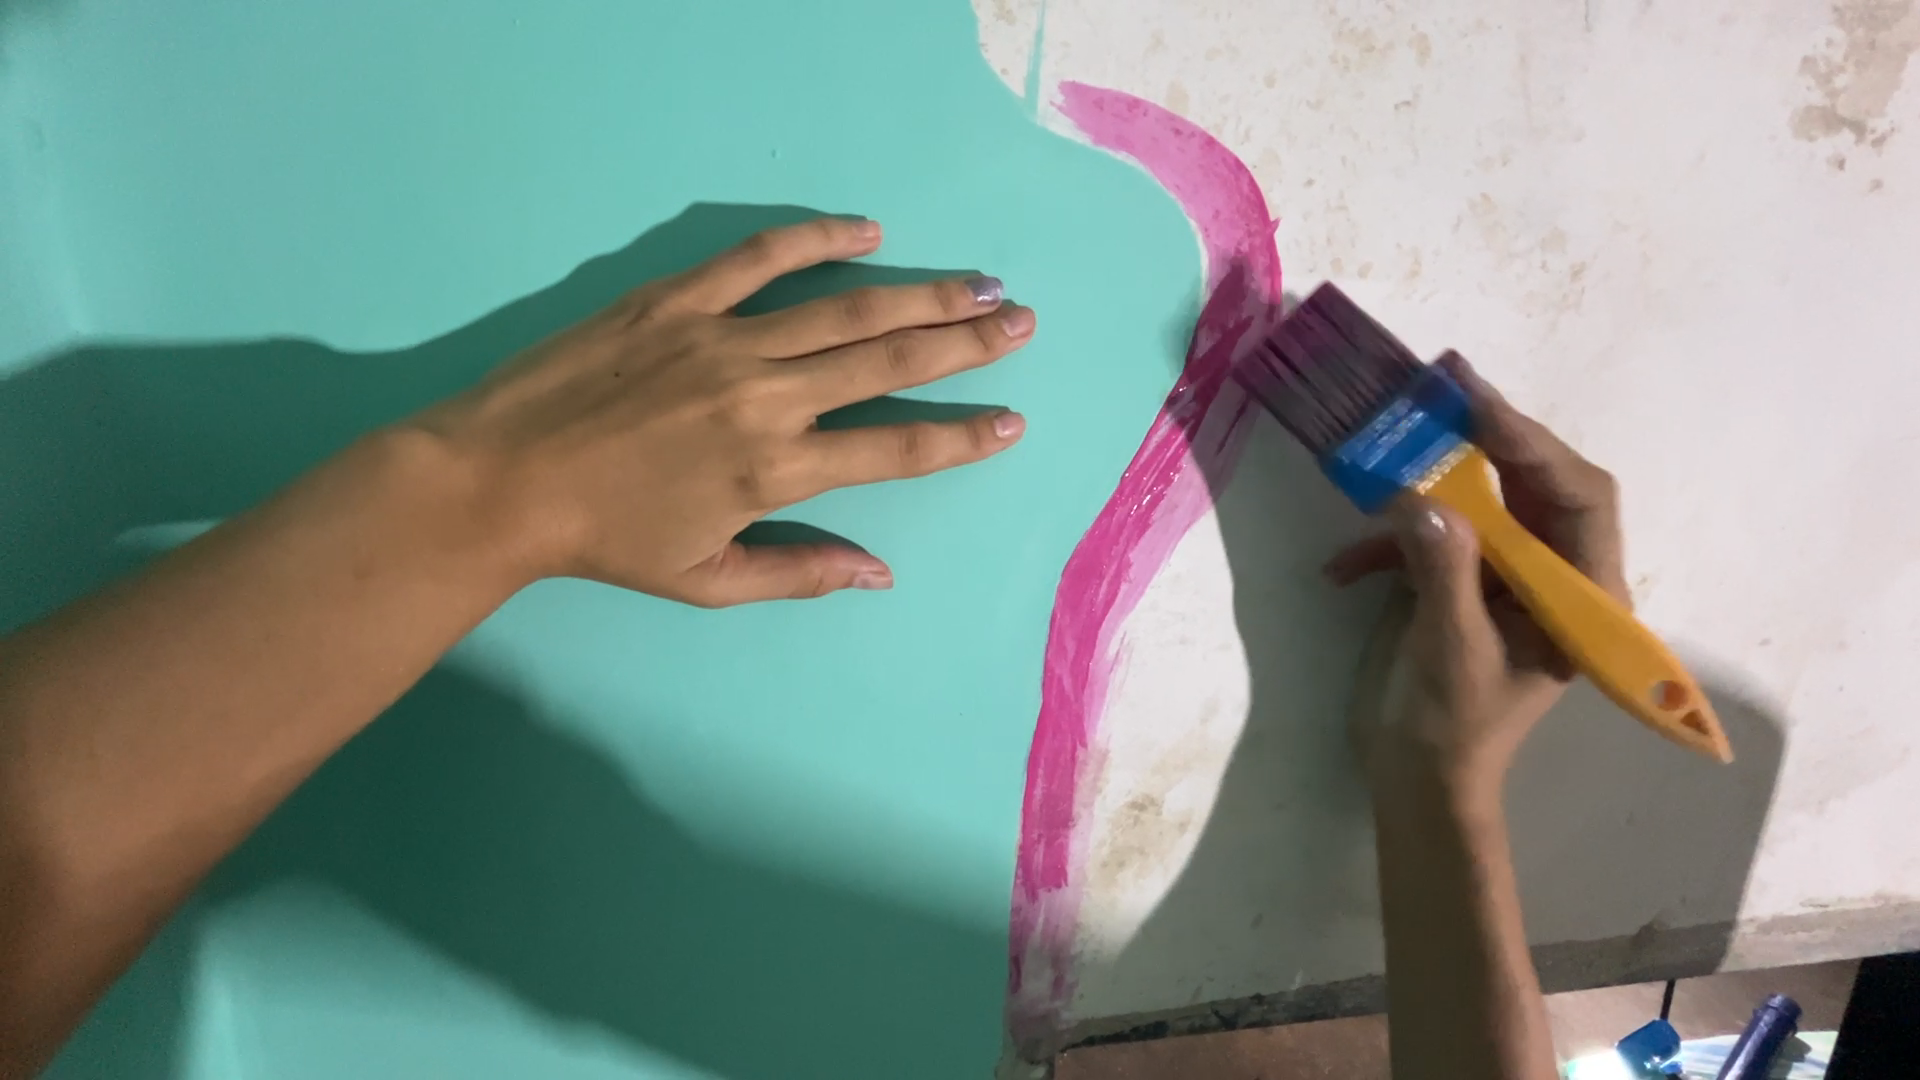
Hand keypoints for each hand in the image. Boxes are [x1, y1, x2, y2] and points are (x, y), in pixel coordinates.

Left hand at [409, 216, 1033, 606]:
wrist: (498, 481)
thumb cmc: (609, 541)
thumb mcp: (708, 581)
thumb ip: (801, 573)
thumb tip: (881, 575)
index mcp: (778, 471)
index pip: (897, 448)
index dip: (962, 437)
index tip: (1011, 421)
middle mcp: (768, 398)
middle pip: (890, 362)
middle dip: (966, 343)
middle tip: (1020, 323)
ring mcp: (725, 340)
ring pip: (845, 309)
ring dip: (921, 295)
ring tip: (978, 284)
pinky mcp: (679, 300)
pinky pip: (762, 258)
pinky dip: (817, 239)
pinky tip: (867, 231)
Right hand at [1328, 354, 1624, 796]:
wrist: (1413, 774)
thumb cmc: (1450, 725)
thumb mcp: (1450, 649)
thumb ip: (1444, 571)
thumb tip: (1421, 499)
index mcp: (1580, 595)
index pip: (1576, 497)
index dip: (1530, 443)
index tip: (1473, 401)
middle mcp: (1548, 577)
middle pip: (1527, 487)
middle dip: (1481, 441)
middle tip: (1436, 389)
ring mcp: (1498, 580)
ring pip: (1473, 506)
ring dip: (1420, 490)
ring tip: (1372, 466)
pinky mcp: (1451, 586)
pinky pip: (1422, 542)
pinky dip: (1381, 547)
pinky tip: (1340, 570)